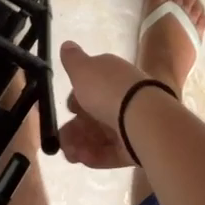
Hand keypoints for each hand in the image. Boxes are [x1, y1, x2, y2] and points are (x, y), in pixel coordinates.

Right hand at [57, 41, 150, 169]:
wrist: (142, 117)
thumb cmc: (107, 90)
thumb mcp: (83, 70)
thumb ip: (73, 60)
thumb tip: (67, 44)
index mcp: (111, 75)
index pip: (90, 86)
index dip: (75, 98)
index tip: (66, 109)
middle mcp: (121, 97)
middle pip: (92, 114)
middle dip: (74, 129)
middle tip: (62, 141)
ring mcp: (129, 122)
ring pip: (100, 135)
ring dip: (81, 145)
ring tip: (71, 155)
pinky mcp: (134, 146)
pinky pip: (111, 151)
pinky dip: (96, 156)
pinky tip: (84, 160)